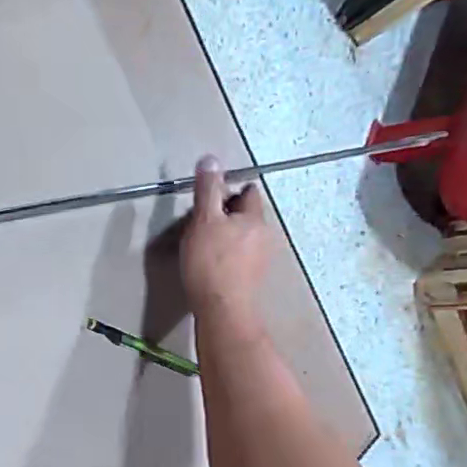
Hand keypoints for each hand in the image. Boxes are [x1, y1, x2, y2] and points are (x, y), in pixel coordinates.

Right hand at [180, 154, 269, 329]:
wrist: (222, 308)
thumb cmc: (210, 261)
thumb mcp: (202, 220)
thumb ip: (206, 190)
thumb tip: (211, 159)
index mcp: (254, 218)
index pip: (249, 193)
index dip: (229, 190)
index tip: (208, 198)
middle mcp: (265, 235)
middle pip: (247, 215)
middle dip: (227, 213)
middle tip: (201, 221)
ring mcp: (261, 258)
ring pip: (244, 236)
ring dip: (227, 235)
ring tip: (203, 243)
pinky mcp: (252, 277)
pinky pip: (241, 255)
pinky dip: (228, 253)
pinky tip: (211, 263)